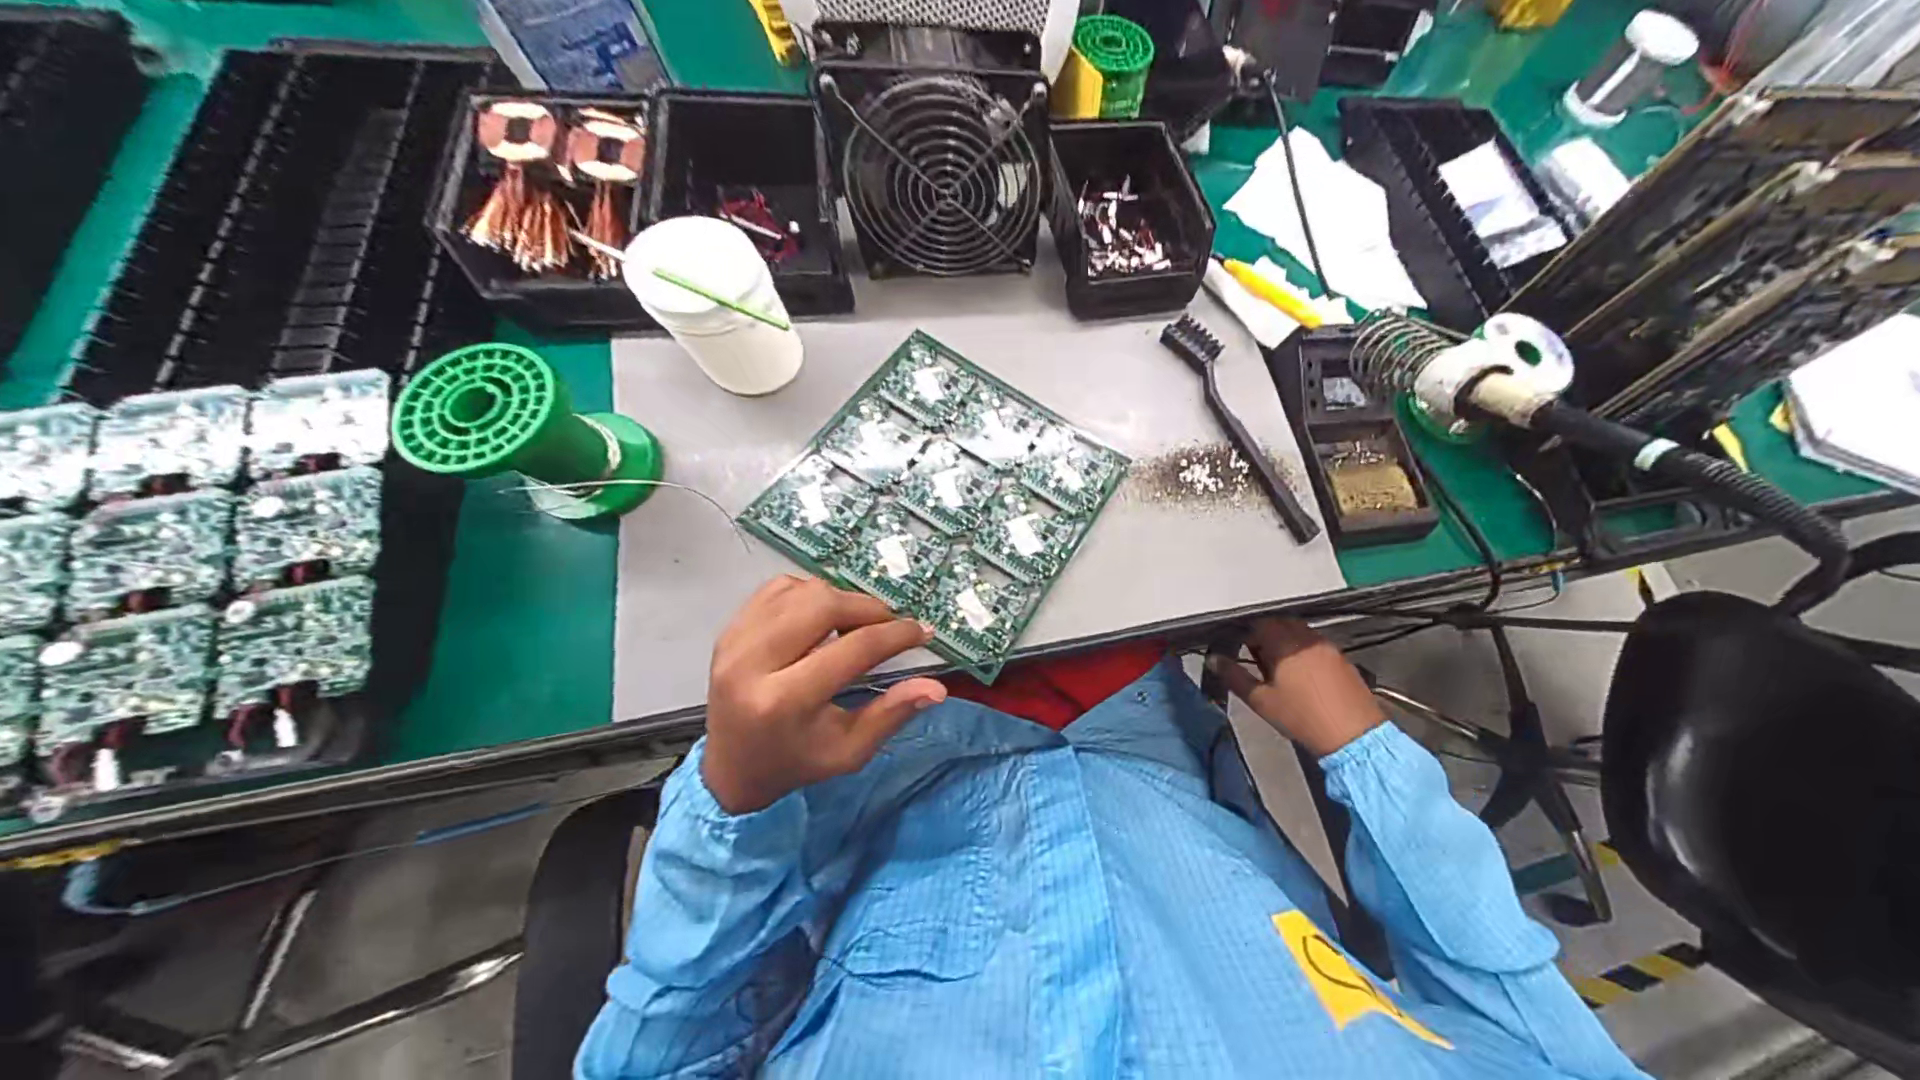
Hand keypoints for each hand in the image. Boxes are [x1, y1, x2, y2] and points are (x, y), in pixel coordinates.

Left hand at [702, 575, 947, 813]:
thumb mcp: (848, 751)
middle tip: (890, 624)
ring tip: (858, 622)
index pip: (852, 649)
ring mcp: (736, 640)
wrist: (730, 766)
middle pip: (824, 605)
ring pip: (803, 590)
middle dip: (869, 608)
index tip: (922, 631)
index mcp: (784, 701)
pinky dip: (809, 594)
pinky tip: (823, 616)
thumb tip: (936, 688)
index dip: (895, 635)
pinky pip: (779, 588)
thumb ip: (891, 715)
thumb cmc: (794, 762)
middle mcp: (753, 662)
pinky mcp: (730, 628)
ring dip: (840, 599)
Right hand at [1207, 618, 1383, 757]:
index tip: (1238, 648)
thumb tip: (1214, 660)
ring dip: (1285, 641)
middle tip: (1256, 656)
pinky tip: (1300, 672)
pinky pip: (1315, 643)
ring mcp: (1327, 647)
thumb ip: (1234, 676)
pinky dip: (1303, 649)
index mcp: (1285, 644)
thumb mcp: (1260, 700)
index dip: (1245, 634)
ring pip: (1299, 632)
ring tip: (1278, 666)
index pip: (1259, 624)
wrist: (1353, 736)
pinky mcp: (1342, 658)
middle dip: (1265, 634)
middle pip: (1280, 623)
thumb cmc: (1302, 717)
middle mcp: (1307, 639)